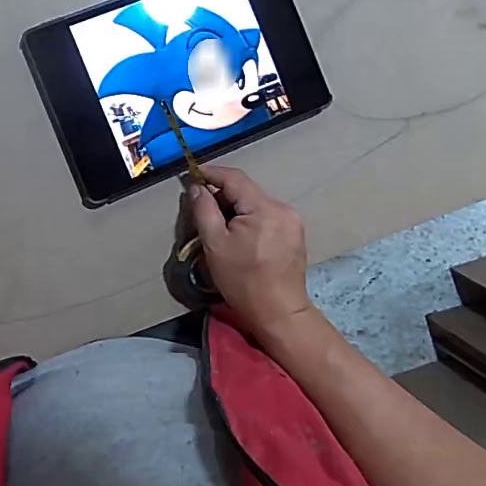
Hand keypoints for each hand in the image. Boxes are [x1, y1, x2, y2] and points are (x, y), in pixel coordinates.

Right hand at [189, 166, 315, 340]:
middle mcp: (282, 208)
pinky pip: (266, 214)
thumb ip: (204, 210)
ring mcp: (292, 220)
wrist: (278, 312)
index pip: (235, 178)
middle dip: (222, 194)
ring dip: (235, 207)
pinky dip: (249, 217)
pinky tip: (239, 235)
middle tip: (201, 208)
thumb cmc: (243, 281)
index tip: (191, 173)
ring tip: (219, 226)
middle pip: (246, 190)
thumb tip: (196, 187)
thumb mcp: (214, 245)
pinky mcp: (294, 232)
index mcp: (264, 208)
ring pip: (256, 202)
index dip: (211, 173)